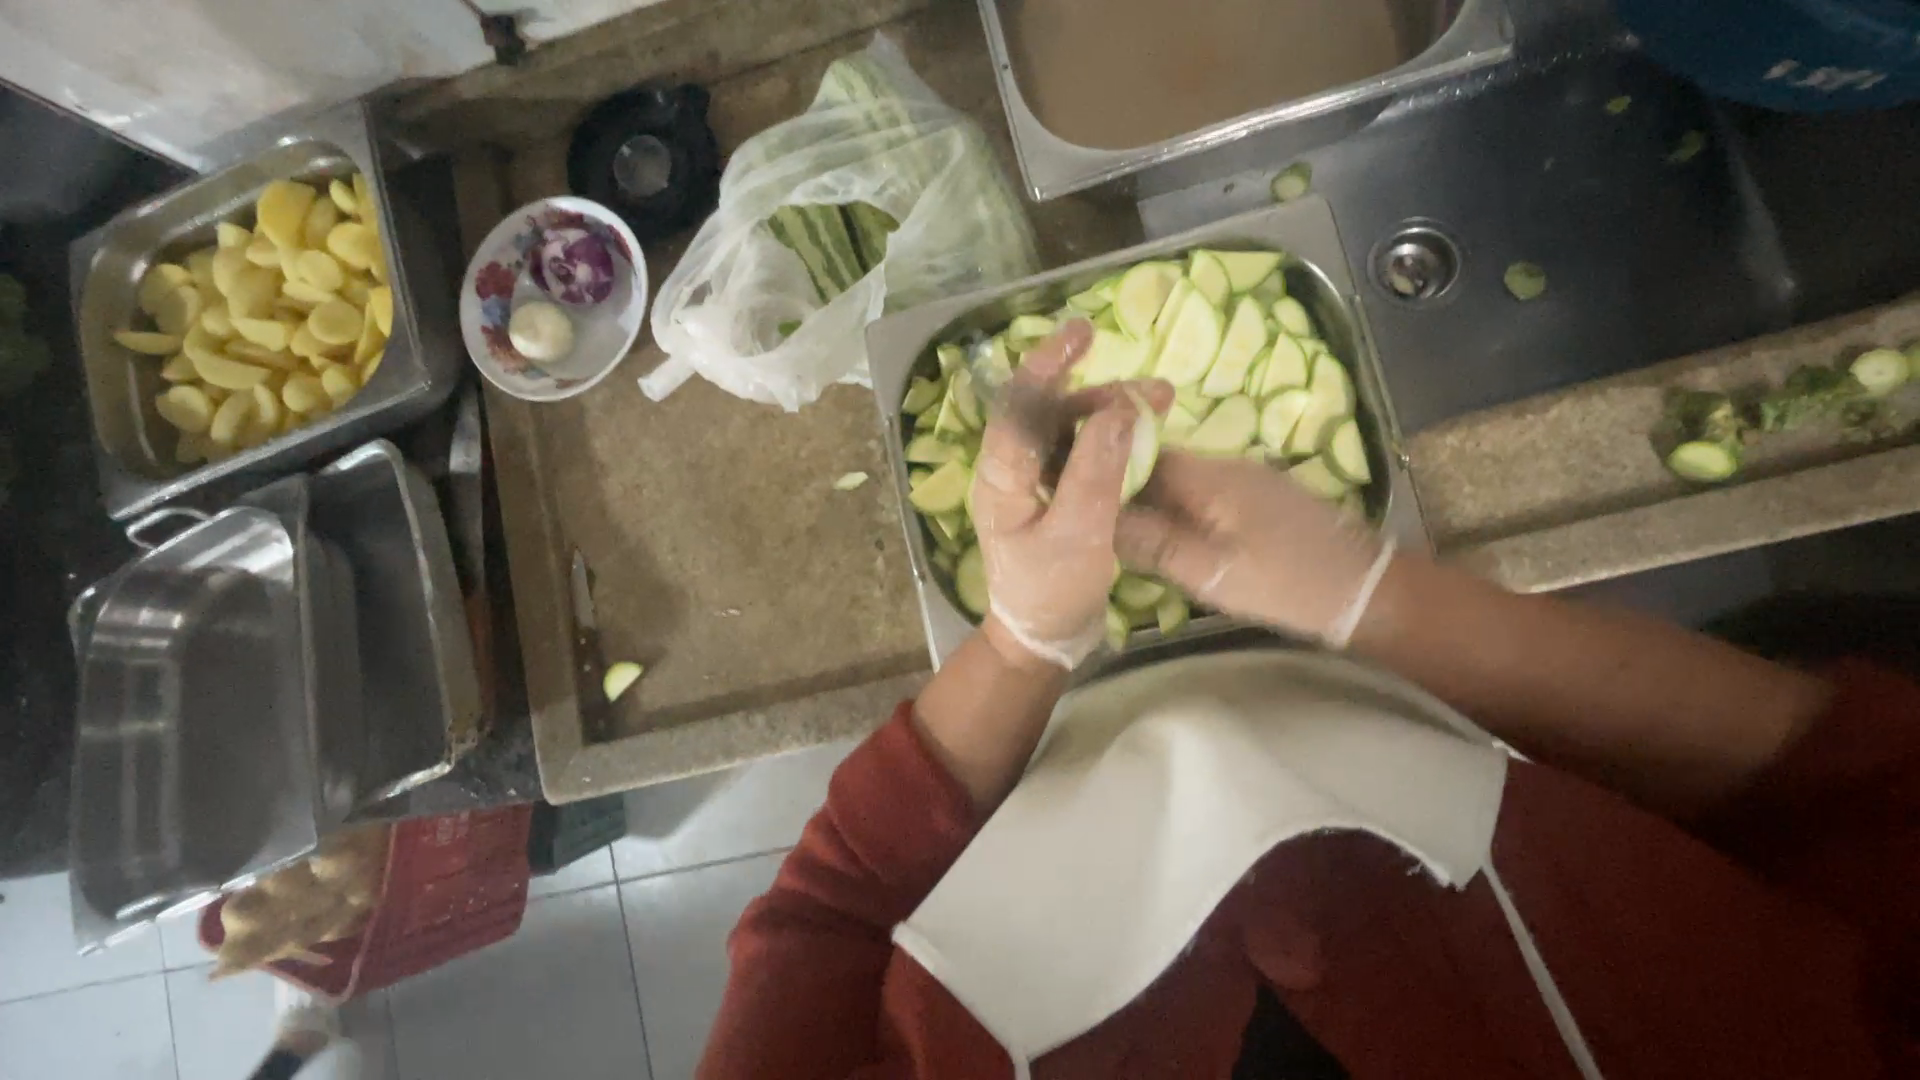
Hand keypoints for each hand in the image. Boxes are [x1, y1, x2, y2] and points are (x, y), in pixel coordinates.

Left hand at [972, 319, 1169, 668]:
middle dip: (1097, 392)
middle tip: (1153, 387)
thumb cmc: (1051, 591)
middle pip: (1048, 412)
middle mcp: (1011, 471)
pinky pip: (1083, 454)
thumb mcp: (1078, 534)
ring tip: (1163, 404)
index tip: (1084, 334)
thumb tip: (1120, 407)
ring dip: (1112, 414)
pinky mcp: (1056, 495)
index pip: (1018, 406)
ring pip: (1070, 429)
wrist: (1045, 637)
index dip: (1047, 364)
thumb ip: (1095, 472)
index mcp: (1000, 478)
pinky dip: (1114, 440)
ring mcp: (1034, 483)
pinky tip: (1146, 434)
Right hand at [1114, 451, 1392, 646]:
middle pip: (1161, 468)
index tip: (1079, 494)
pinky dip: (1179, 512)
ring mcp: (1246, 480)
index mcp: (1210, 477)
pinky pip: (1203, 496)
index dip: (1108, 471)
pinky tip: (1170, 538)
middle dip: (1127, 490)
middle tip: (1095, 522)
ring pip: (1182, 483)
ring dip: (1153, 503)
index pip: (1143, 457)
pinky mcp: (1259, 499)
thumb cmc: (1284, 582)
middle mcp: (1226, 466)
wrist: (1363, 591)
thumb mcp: (1212, 572)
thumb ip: (1155, 544)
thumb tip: (1099, 522)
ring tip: (1124, 533)